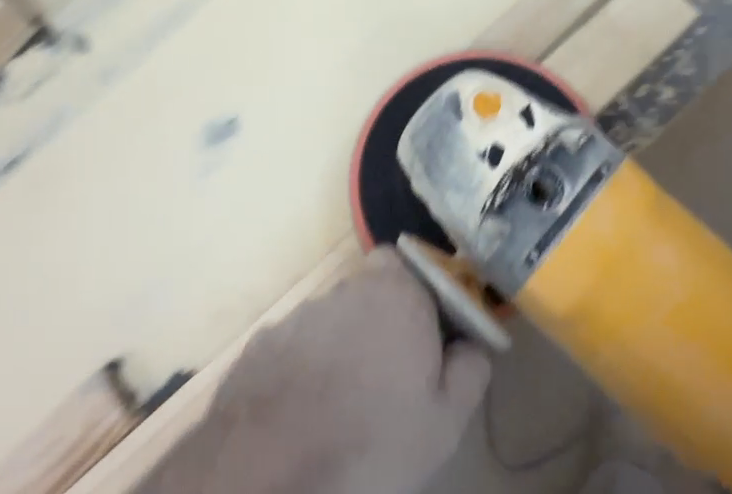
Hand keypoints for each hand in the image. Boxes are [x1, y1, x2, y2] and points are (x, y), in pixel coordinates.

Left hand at [147, 247, 491, 493]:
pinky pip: (295, 348)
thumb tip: (472, 346)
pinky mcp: (259, 345)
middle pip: (370, 293)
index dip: (419, 294)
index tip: (428, 335)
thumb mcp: (445, 421)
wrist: (269, 468)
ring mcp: (297, 315)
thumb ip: (469, 371)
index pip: (410, 263)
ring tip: (346, 401)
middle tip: (392, 375)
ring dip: (342, 346)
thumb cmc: (371, 438)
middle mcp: (344, 290)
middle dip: (382, 322)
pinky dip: (304, 369)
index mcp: (396, 294)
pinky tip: (307, 411)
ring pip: (331, 320)